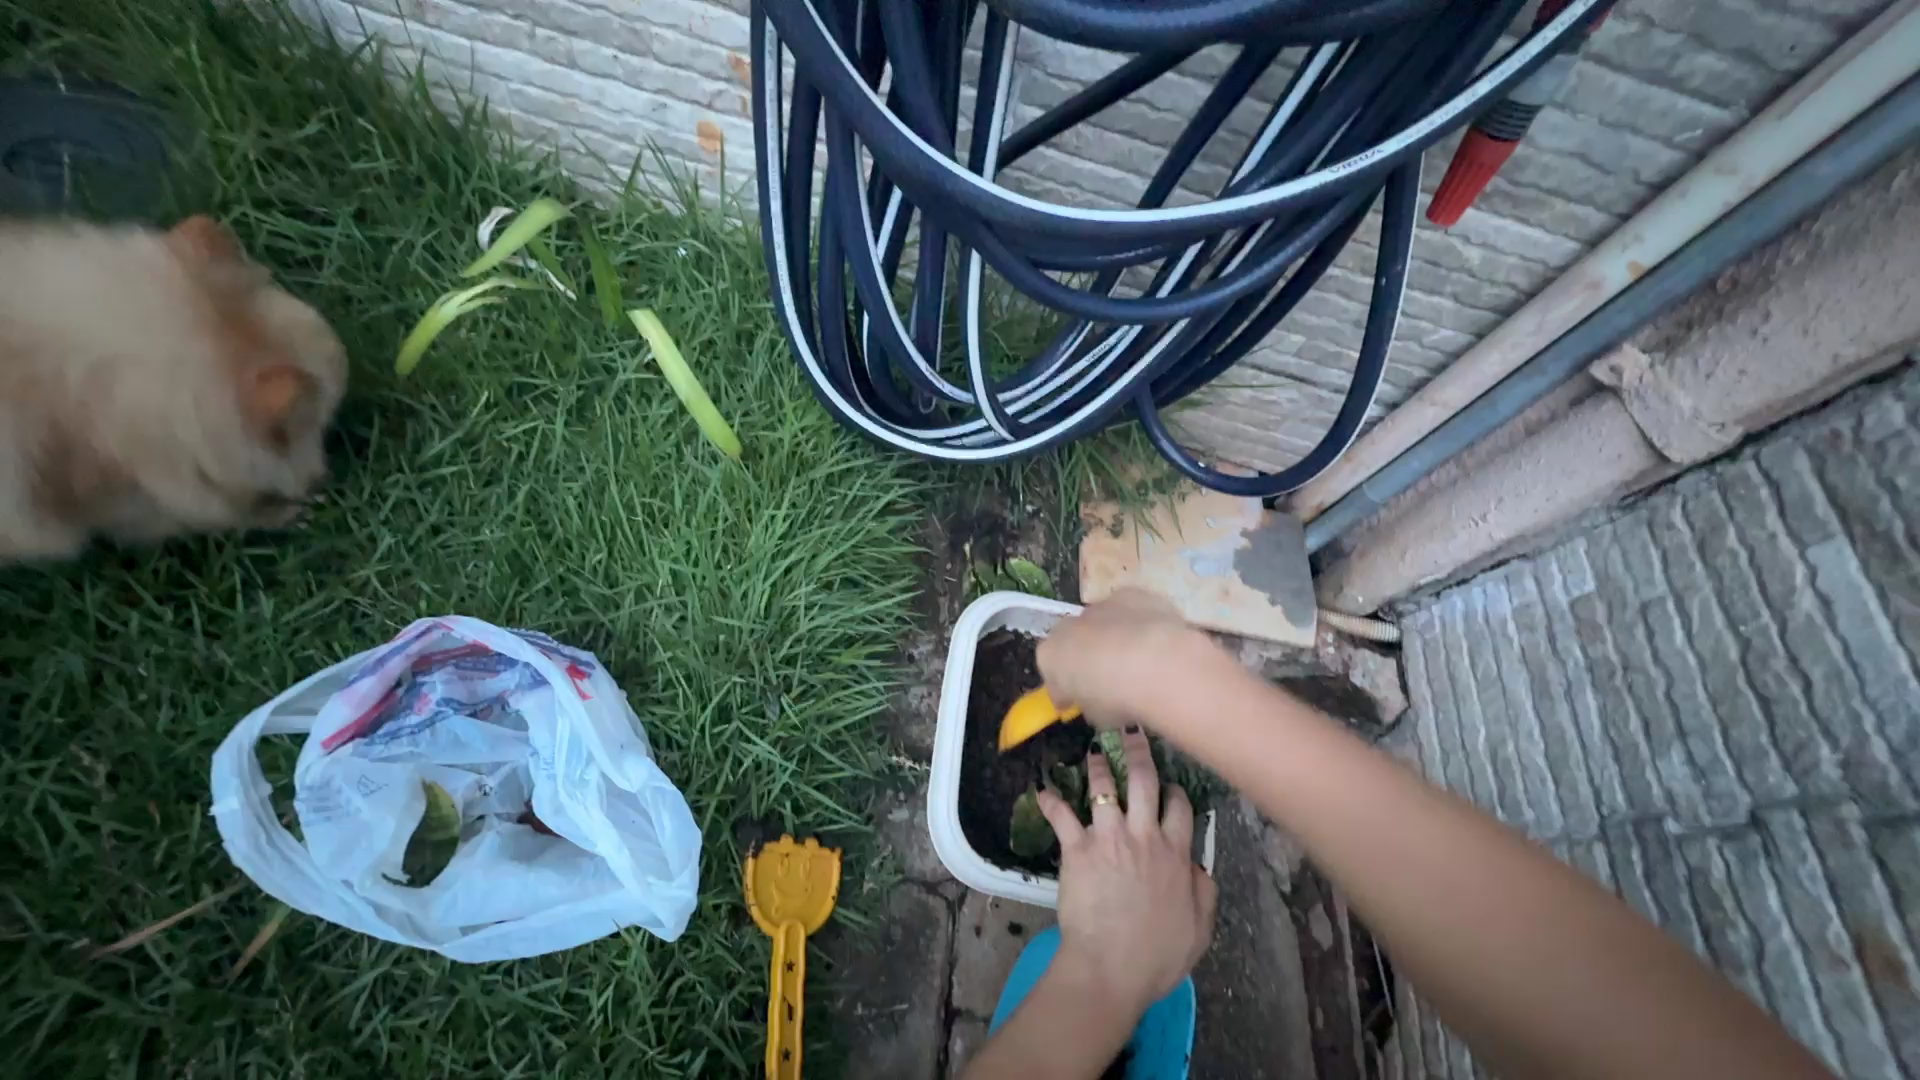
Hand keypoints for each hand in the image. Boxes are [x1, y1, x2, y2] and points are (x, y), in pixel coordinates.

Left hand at [1036, 728, 1217, 1018]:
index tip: (1169, 784)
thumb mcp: (1199, 929)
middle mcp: (1144, 837)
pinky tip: (1042, 790)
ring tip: (1091, 751)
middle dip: (1139, 751)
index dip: (1174, 791)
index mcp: (1175, 855)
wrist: (1111, 968)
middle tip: (1131, 732)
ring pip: (1104, 787)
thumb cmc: (1156, 956)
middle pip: (1144, 781)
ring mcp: (1108, 838)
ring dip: (1097, 766)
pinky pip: (1061, 816)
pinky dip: (1050, 802)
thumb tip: (1201, 866)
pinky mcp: (1077, 848)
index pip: (1179, 807)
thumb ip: (1204, 893)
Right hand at [1037, 589, 1223, 728]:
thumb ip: (1090, 703)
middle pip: (1074, 641)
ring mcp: (1100, 606)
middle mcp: (1068, 626)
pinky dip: (1140, 623)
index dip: (1067, 688)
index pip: (1052, 672)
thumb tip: (1094, 700)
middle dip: (1088, 657)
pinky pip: (1131, 611)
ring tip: (1141, 662)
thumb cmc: (1118, 699)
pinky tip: (1158, 641)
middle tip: (1111, 682)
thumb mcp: (1097, 716)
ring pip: (1102, 623)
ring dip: (1114, 637)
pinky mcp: (1132, 594)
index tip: (1082, 701)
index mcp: (1049, 656)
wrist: (1156, 664)